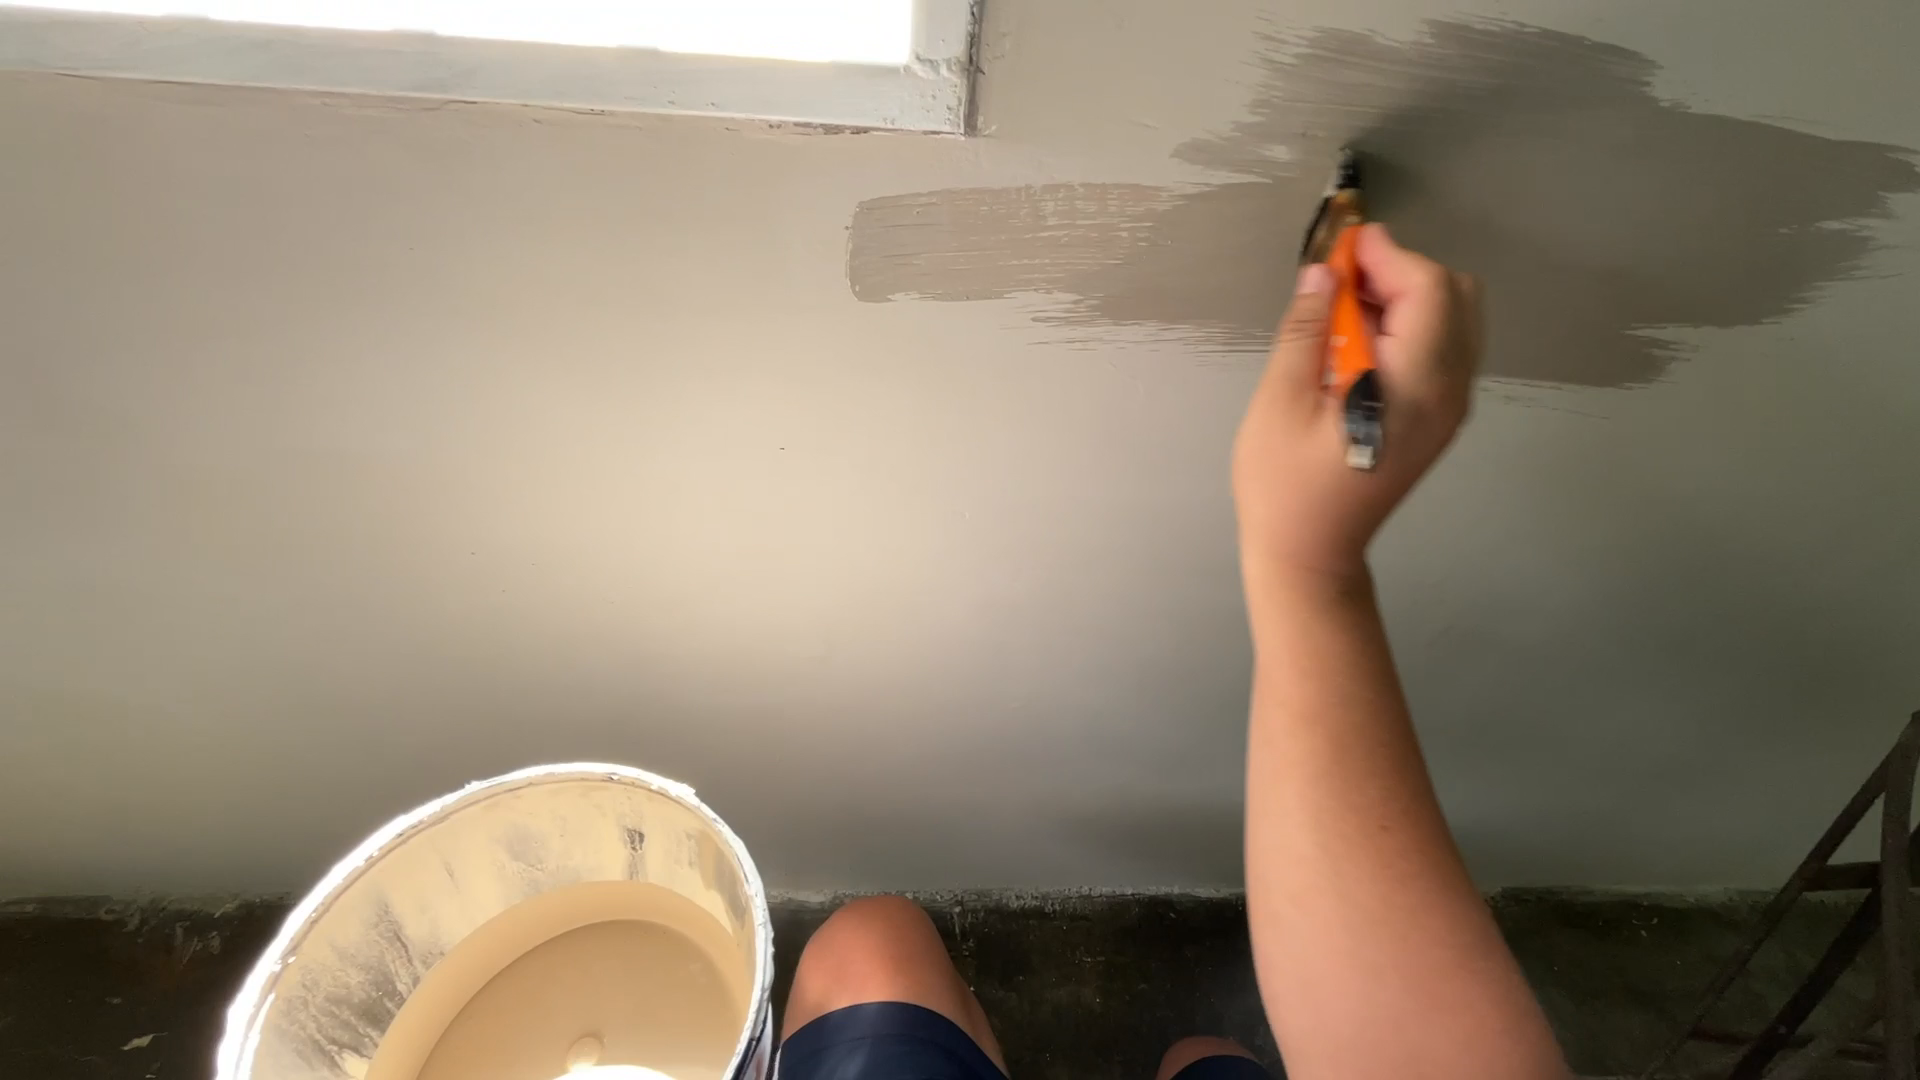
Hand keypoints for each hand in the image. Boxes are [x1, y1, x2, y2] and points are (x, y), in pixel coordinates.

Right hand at [1233, 224, 1481, 582]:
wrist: (1309, 553)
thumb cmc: (1284, 484)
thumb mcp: (1280, 403)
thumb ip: (1307, 332)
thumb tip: (1322, 274)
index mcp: (1415, 384)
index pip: (1427, 289)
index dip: (1386, 255)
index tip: (1339, 245)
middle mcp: (1449, 391)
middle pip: (1454, 296)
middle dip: (1399, 272)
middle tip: (1339, 285)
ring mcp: (1450, 409)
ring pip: (1454, 321)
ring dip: (1405, 298)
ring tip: (1345, 316)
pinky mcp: (1438, 421)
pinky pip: (1443, 350)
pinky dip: (1409, 328)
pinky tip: (1360, 348)